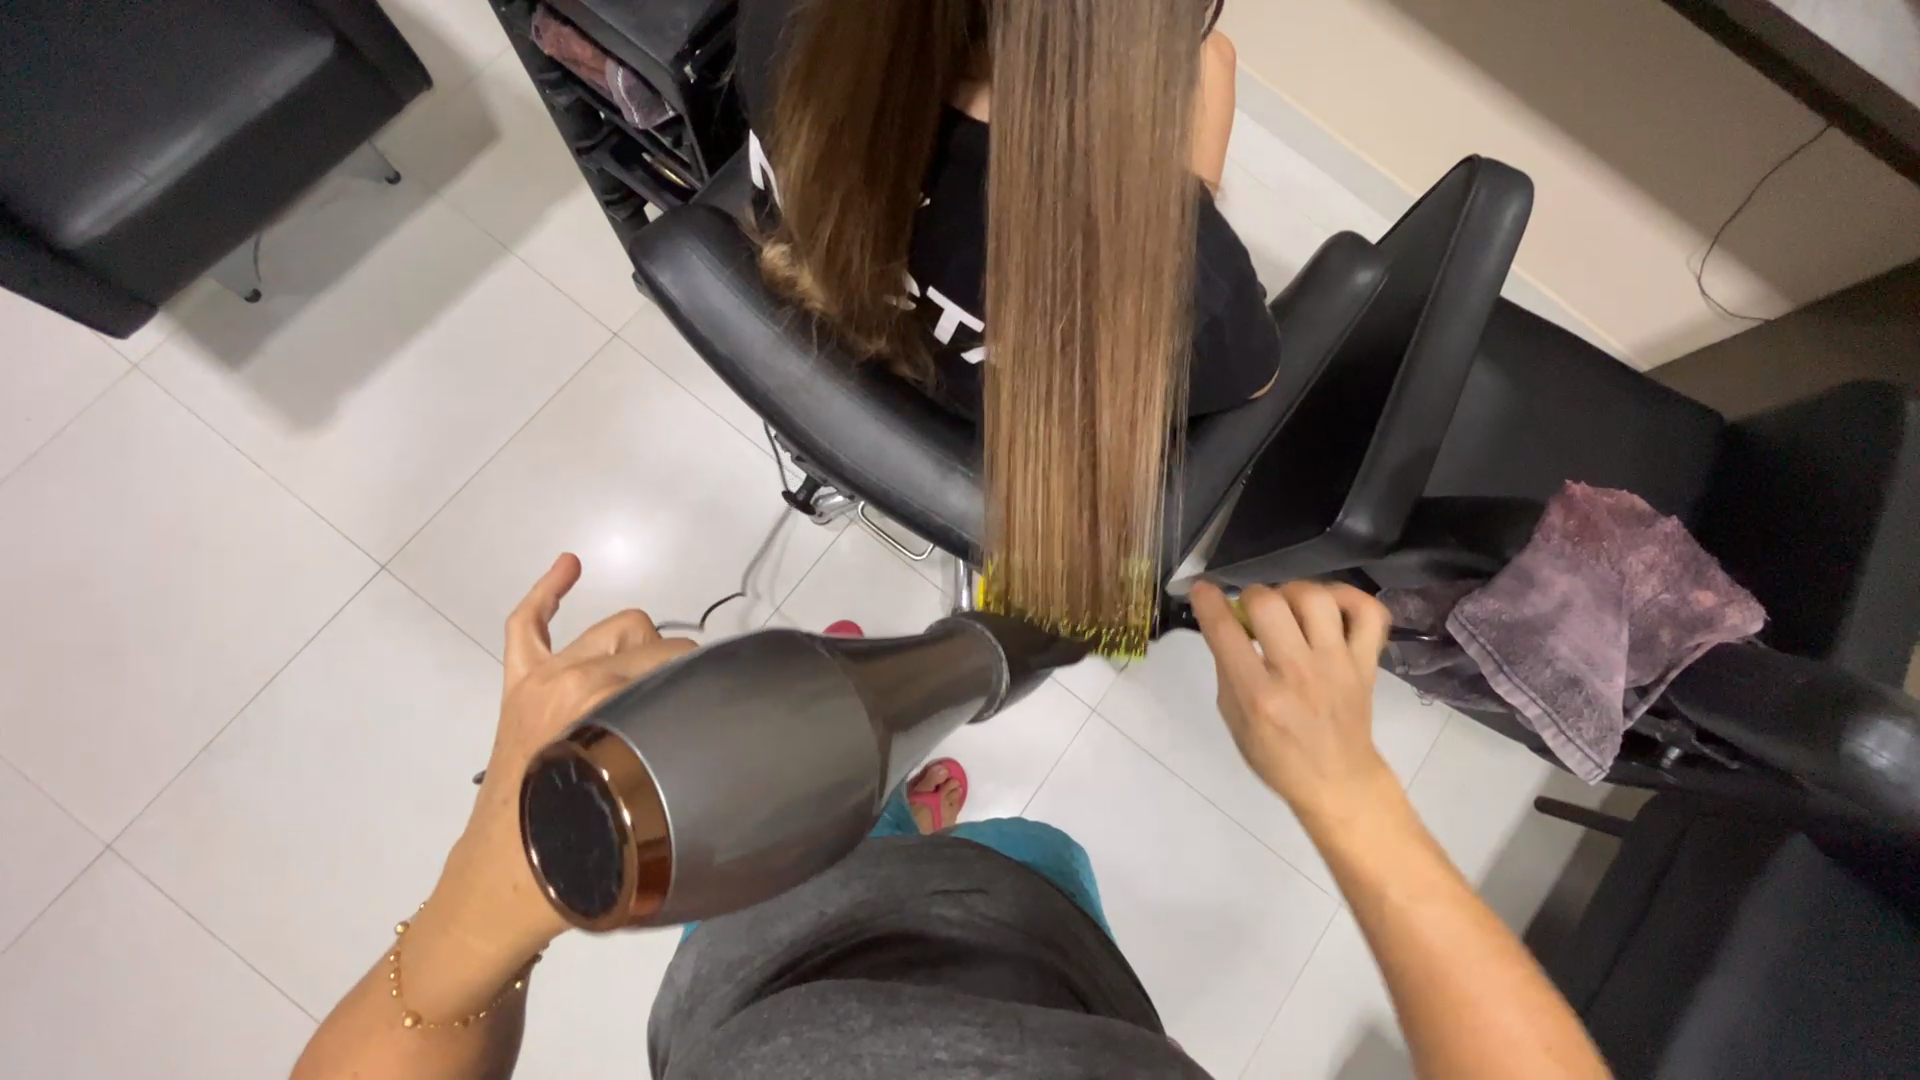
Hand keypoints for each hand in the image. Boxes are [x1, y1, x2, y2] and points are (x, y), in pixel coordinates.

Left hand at [436, 554, 695, 955]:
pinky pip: (528, 624)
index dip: (702, 676)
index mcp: (600, 700)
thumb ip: (676, 738)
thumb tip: (717, 709)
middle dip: (674, 661)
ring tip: (654, 676)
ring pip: (613, 628)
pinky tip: (570, 566)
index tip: (718, 699)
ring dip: (639, 644)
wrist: (503, 884)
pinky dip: (548, 593)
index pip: (673, 659)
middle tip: (682, 703)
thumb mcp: (648, 792)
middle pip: (648, 639)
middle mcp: (571, 677)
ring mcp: (541, 677)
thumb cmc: (582, 851)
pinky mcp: (519, 686)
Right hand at [1190, 581, 1394, 824]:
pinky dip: (1347, 597)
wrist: (1339, 781)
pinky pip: (1367, 612)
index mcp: (1258, 696)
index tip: (1201, 590)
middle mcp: (1298, 675)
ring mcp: (1337, 666)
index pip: (1225, 632)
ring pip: (1315, 598)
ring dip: (1291, 593)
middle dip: (1250, 596)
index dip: (1207, 601)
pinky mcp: (1366, 663)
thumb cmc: (1276, 755)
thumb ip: (1228, 668)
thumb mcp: (1233, 718)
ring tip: (1287, 608)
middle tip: (1250, 612)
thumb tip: (1226, 622)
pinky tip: (1328, 606)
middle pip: (1268, 603)